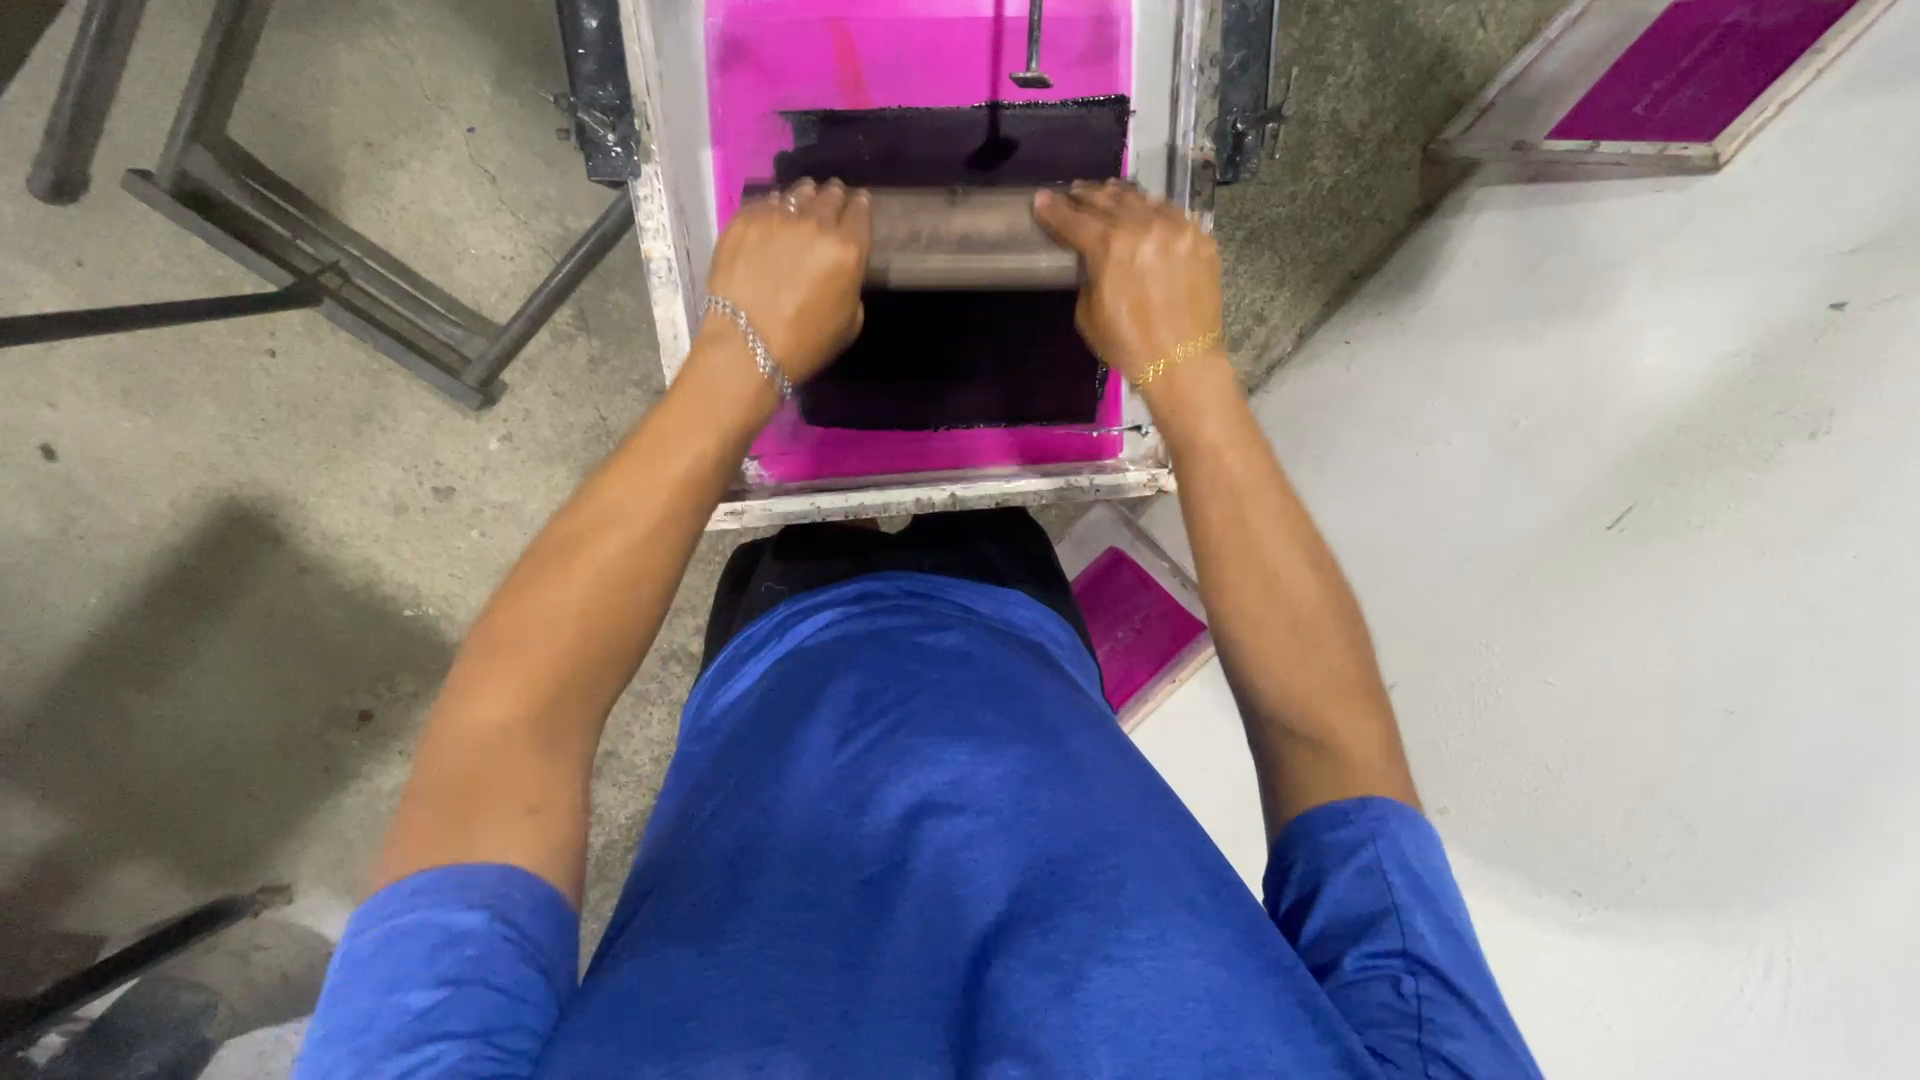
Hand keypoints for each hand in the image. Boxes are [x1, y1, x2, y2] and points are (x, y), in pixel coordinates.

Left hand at [703, 179, 871, 383]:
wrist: (746, 345)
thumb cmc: (805, 344)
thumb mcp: (850, 323)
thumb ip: (851, 286)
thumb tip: (840, 271)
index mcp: (848, 250)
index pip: (860, 212)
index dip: (860, 206)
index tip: (858, 203)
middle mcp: (815, 224)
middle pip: (829, 196)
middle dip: (834, 196)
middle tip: (832, 198)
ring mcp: (777, 218)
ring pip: (797, 193)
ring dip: (805, 194)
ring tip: (804, 198)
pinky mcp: (744, 220)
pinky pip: (765, 202)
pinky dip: (774, 205)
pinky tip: (773, 212)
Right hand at [1033, 181, 1223, 388]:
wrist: (1183, 361)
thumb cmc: (1128, 345)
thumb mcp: (1089, 314)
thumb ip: (1089, 276)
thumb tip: (1093, 260)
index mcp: (1109, 247)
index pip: (1074, 220)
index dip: (1054, 210)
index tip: (1042, 199)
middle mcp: (1143, 227)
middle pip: (1108, 202)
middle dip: (1086, 196)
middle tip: (1074, 191)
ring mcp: (1176, 229)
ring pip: (1142, 200)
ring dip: (1119, 196)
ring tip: (1107, 191)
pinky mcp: (1200, 239)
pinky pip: (1172, 214)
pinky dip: (1152, 209)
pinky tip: (1145, 209)